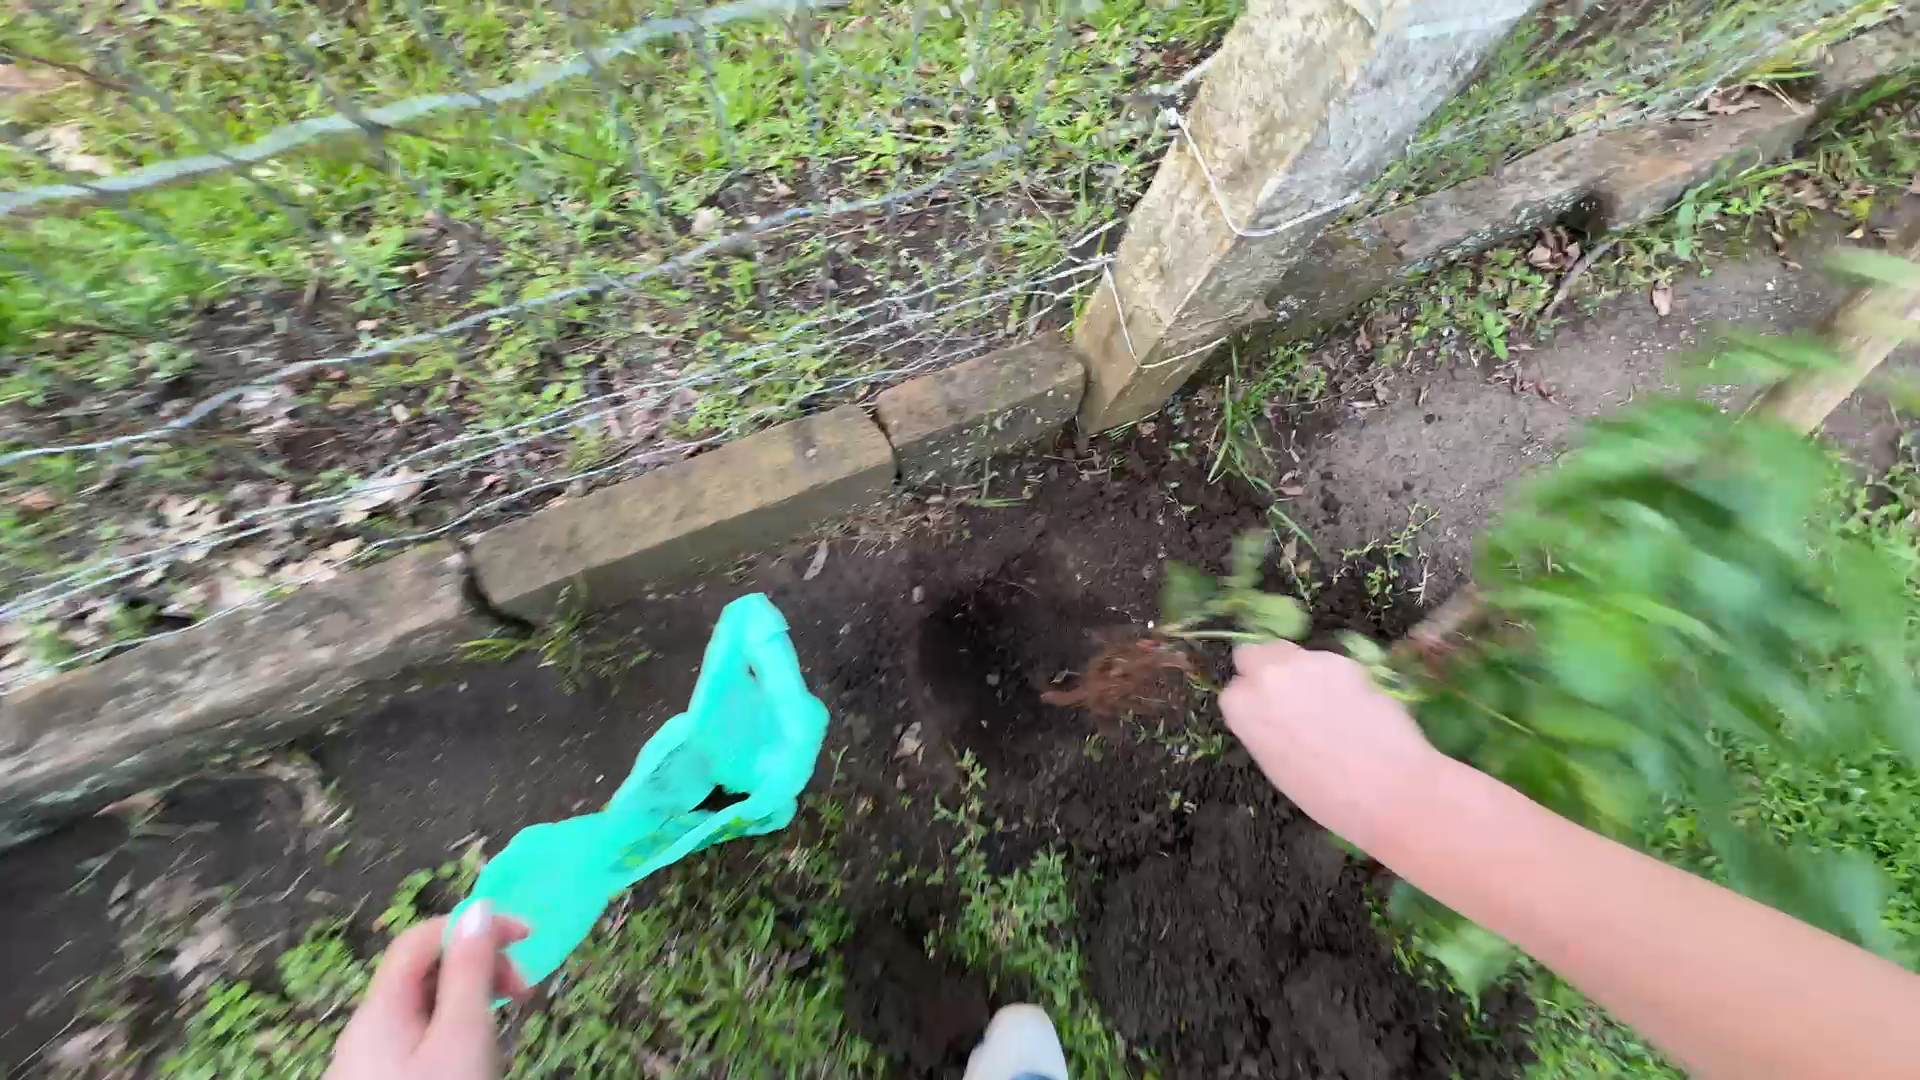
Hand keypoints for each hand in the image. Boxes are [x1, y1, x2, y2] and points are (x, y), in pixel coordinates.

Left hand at [324, 902, 531, 1079]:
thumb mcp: (463, 1034)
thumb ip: (470, 968)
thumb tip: (478, 908)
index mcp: (379, 1011)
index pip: (421, 937)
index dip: (475, 924)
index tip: (527, 939)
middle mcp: (366, 1030)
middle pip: (424, 969)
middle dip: (480, 964)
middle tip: (523, 993)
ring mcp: (369, 1063)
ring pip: (426, 1004)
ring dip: (473, 997)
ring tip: (506, 1024)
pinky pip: (420, 1036)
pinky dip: (457, 1028)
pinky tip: (477, 1055)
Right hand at [1219, 641, 1440, 852]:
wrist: (1390, 790)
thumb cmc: (1326, 795)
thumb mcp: (1273, 761)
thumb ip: (1262, 723)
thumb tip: (1273, 710)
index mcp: (1240, 705)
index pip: (1236, 687)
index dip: (1254, 701)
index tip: (1270, 717)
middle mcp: (1266, 674)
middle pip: (1255, 653)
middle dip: (1268, 669)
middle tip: (1292, 697)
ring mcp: (1306, 662)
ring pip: (1294, 655)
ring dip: (1304, 673)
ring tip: (1331, 707)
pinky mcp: (1345, 660)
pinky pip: (1330, 664)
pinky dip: (1337, 679)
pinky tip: (1356, 707)